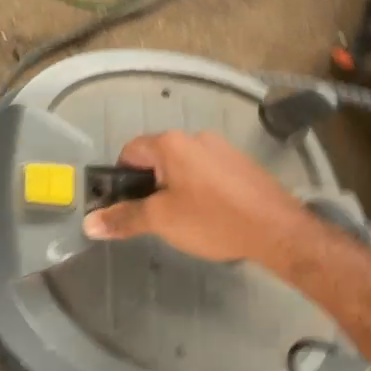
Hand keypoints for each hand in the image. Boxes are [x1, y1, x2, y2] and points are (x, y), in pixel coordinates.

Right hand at [80, 131, 311, 262]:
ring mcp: (224, 149)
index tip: (131, 204)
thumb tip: (89, 224)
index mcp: (171, 143)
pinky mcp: (244, 164)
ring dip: (177, 186)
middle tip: (157, 214)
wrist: (281, 233)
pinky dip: (203, 189)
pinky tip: (214, 214)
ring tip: (188, 217)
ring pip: (184, 165)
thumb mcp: (161, 221)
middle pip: (158, 158)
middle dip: (152, 185)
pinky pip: (209, 171)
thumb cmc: (213, 220)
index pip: (130, 151)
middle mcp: (196, 137)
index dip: (123, 178)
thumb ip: (123, 218)